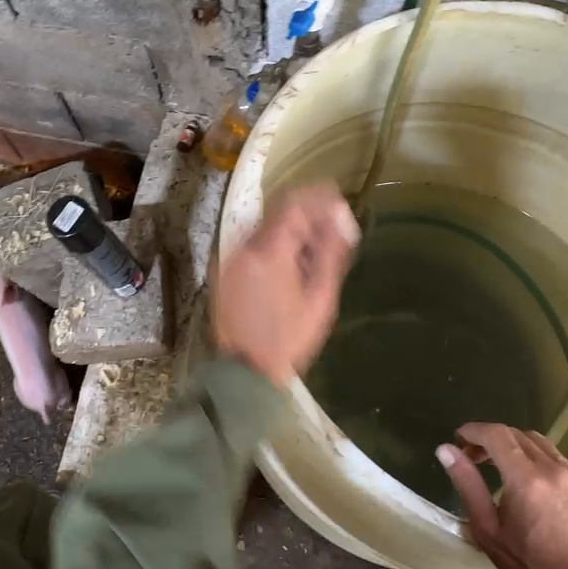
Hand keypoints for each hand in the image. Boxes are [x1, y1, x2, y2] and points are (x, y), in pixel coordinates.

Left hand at [213, 183, 359, 385]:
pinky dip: (274, 244)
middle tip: (332, 225)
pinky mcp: (225, 270)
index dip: (319, 197)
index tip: (339, 200)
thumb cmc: (289, 339)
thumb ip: (331, 254)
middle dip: (307, 213)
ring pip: (265, 227)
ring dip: (291, 229)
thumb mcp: (320, 299)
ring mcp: (231, 257)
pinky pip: (253, 244)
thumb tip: (342, 219)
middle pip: (278, 213)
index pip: (294, 204)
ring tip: (314, 248)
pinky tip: (291, 264)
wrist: (246, 371)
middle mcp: (245, 246)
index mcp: (270, 250)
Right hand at [436, 424, 567, 568]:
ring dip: (516, 445)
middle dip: (492, 438)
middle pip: (517, 434)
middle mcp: (552, 467)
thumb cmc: (531, 563)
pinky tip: (533, 481)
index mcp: (526, 477)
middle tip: (476, 456)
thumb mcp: (489, 529)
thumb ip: (467, 484)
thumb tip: (446, 450)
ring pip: (539, 442)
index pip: (496, 434)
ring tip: (504, 465)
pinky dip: (538, 458)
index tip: (460, 438)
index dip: (474, 430)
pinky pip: (558, 458)